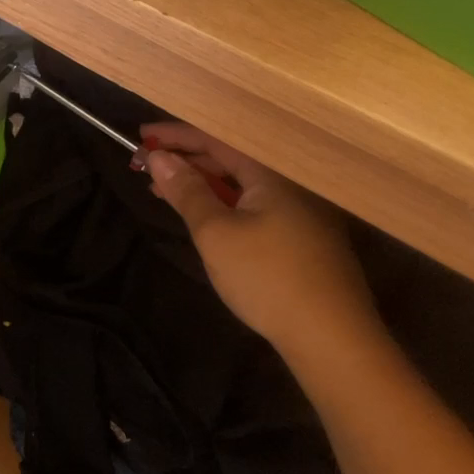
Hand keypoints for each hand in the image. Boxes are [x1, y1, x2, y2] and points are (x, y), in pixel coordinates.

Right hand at [139, 122, 382, 357]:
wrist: (332, 337)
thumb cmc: (267, 277)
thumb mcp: (215, 232)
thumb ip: (187, 191)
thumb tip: (159, 158)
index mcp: (272, 174)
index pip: (217, 140)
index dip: (176, 136)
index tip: (141, 138)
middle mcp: (291, 184)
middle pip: (231, 159)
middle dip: (186, 160)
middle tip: (146, 166)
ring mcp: (302, 212)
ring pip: (242, 185)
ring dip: (202, 184)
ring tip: (164, 191)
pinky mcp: (304, 238)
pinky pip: (255, 205)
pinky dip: (223, 203)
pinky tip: (204, 217)